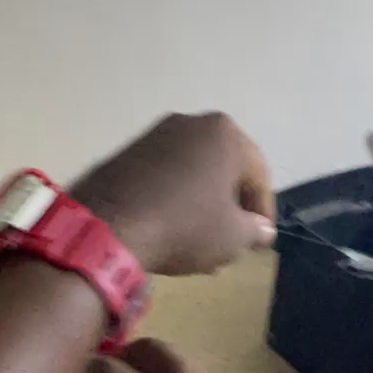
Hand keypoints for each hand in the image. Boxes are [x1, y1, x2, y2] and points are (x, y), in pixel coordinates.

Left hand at [72, 112, 275, 275]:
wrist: (108, 227)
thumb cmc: (185, 226)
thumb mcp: (233, 237)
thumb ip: (254, 231)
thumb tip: (261, 229)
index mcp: (225, 133)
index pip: (257, 175)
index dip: (263, 212)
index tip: (262, 240)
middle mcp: (190, 123)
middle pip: (222, 172)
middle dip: (228, 212)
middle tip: (231, 245)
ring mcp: (152, 137)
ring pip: (190, 177)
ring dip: (200, 211)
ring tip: (200, 249)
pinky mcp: (124, 156)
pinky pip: (161, 181)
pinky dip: (172, 204)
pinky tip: (169, 235)